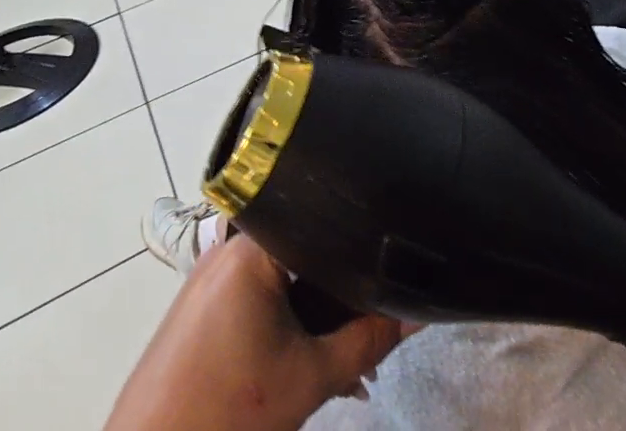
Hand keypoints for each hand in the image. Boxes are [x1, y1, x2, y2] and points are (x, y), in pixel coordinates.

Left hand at [107, 235, 407, 430]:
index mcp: (252, 247)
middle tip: (383, 310)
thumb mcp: (313, 376)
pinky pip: (264, 294)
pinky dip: (293, 317)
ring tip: (355, 347)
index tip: (400, 248)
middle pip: (308, 248)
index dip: (365, 233)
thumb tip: (421, 311)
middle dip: (345, 283)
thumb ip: (372, 339)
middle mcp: (229, 249)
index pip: (325, 218)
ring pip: (287, 275)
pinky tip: (318, 353)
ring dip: (321, 306)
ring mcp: (212, 277)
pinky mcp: (204, 306)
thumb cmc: (228, 407)